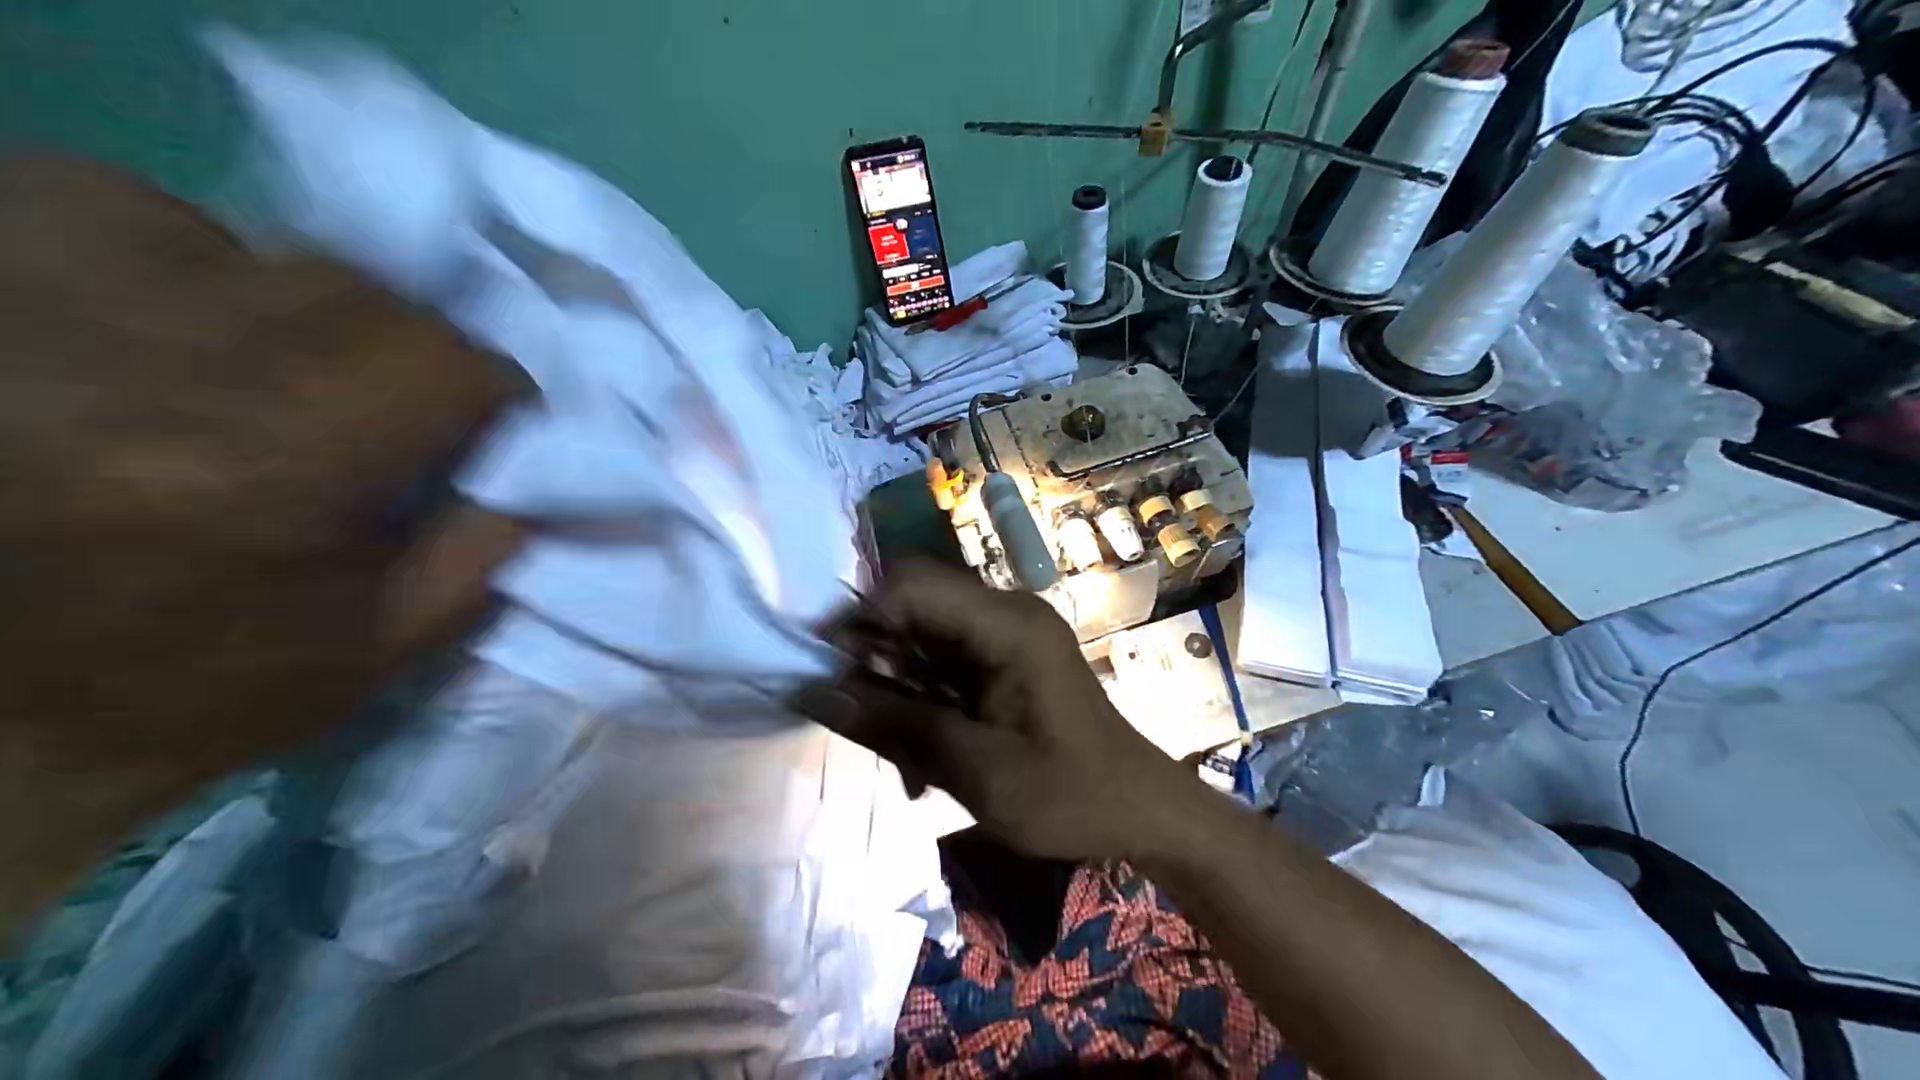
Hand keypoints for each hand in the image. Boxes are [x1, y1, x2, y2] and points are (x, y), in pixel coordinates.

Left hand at [0, 157, 526, 791]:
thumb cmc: (183, 690)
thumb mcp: (374, 648)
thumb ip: (478, 553)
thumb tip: (538, 474)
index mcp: (272, 464)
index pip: (443, 358)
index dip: (488, 387)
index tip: (485, 421)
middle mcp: (152, 359)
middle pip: (356, 292)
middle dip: (402, 349)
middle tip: (383, 409)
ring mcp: (32, 295)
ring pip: (245, 244)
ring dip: (288, 308)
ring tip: (262, 376)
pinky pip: (109, 210)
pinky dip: (167, 260)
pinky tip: (154, 331)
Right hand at [792, 560, 1205, 860]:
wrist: (1138, 809)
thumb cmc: (1067, 793)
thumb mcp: (973, 768)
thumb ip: (892, 724)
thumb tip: (812, 690)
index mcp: (1007, 624)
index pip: (911, 585)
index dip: (859, 618)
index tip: (826, 669)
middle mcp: (1005, 613)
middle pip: (913, 606)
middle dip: (875, 658)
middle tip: (858, 716)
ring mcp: (1007, 634)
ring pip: (922, 637)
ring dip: (896, 687)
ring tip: (898, 753)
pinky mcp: (1005, 658)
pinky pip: (944, 660)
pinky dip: (921, 699)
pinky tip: (922, 755)